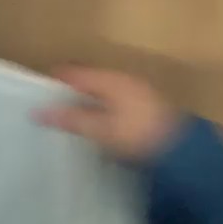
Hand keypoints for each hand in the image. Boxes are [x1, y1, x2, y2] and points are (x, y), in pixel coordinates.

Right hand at [34, 65, 181, 162]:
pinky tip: (100, 126)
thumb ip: (71, 118)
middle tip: (52, 108)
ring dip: (88, 101)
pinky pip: (116, 101)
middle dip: (71, 92)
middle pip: (90, 80)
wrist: (183, 152)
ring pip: (104, 91)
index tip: (38, 93)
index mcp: (111, 79)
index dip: (56, 80)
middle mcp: (124, 80)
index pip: (75, 71)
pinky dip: (103, 109)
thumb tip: (39, 110)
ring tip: (72, 119)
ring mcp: (138, 92)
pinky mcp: (148, 107)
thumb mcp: (100, 129)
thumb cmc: (137, 135)